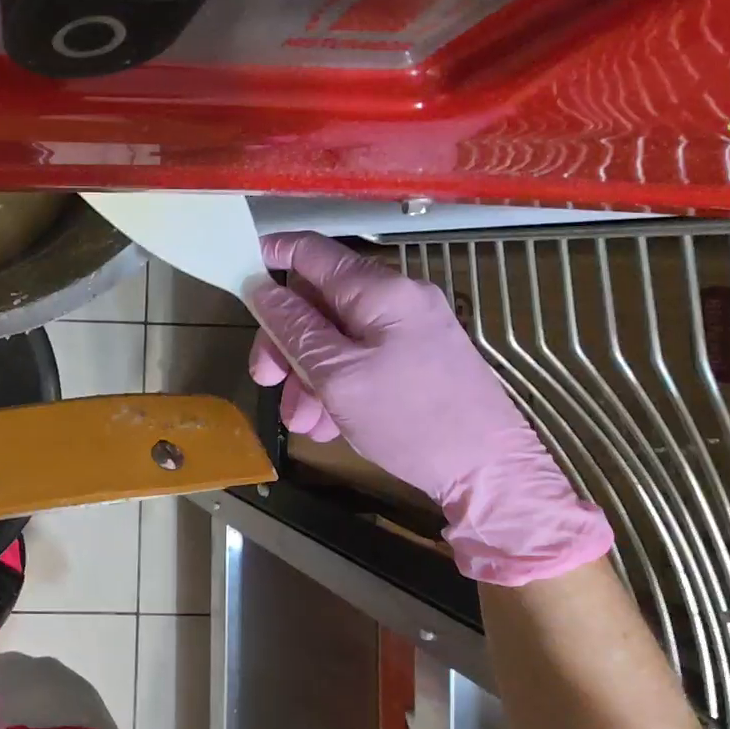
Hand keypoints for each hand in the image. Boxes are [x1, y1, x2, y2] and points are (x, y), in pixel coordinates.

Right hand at [246, 231, 611, 585]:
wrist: (493, 477)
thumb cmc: (410, 421)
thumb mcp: (336, 375)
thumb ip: (292, 327)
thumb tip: (259, 288)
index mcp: (380, 291)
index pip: (312, 252)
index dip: (269, 257)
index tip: (236, 279)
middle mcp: (397, 300)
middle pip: (317, 302)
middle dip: (283, 341)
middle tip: (264, 380)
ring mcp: (410, 330)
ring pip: (333, 336)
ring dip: (305, 374)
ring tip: (300, 420)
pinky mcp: (418, 359)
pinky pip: (359, 358)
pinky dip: (334, 385)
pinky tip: (327, 424)